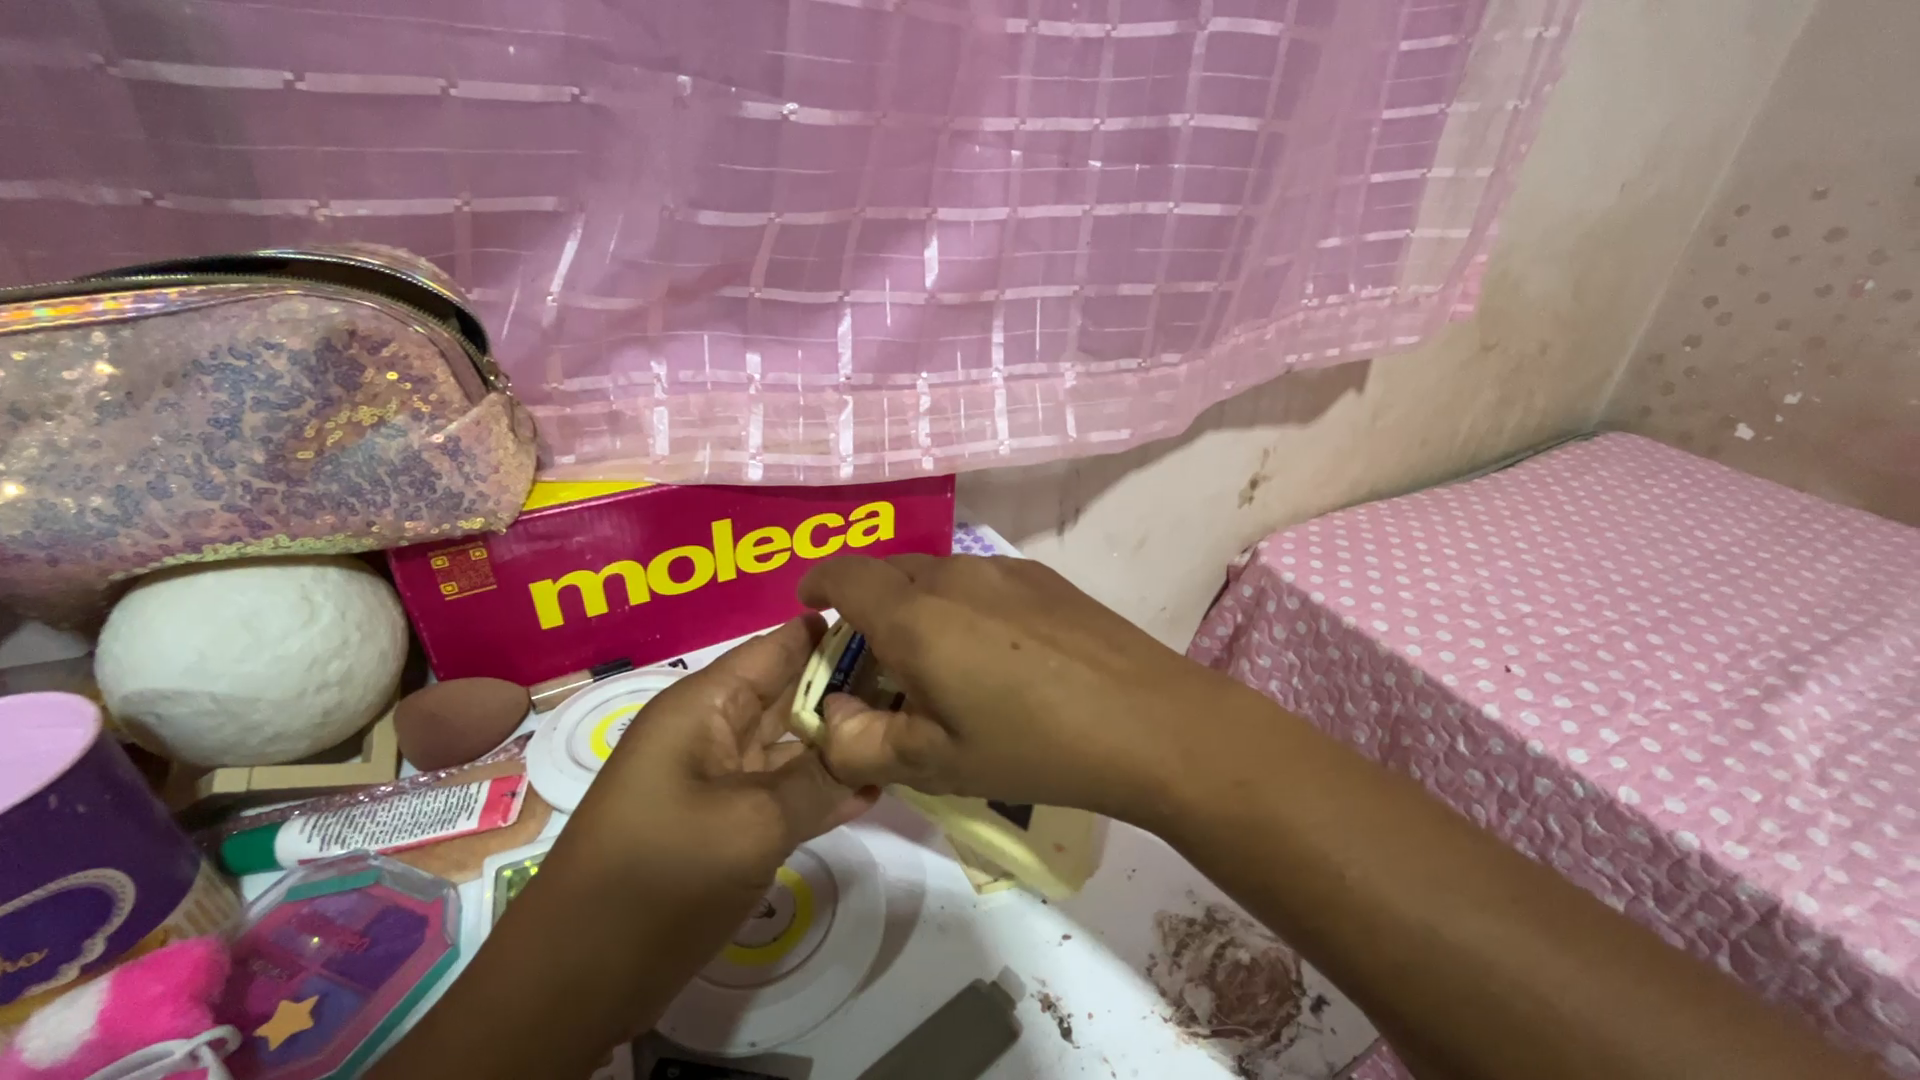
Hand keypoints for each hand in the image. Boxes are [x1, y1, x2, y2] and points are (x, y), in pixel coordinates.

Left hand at [371, 618, 875, 1079]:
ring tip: (910, 731)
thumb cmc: (662, 878)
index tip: (900, 629)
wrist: (579, 976)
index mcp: (704, 706)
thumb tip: (873, 745)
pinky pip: (782, 791)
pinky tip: (875, 788)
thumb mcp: (753, 822)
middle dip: (849, 688)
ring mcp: (720, 780)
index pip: (778, 647)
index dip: (834, 634)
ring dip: (842, 742)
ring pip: (791, 745)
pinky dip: (822, 788)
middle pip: (790, 692)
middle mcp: (712, 731)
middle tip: (921, 687)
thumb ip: (819, 778)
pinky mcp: (726, 824)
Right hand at [797, 554, 1257, 821]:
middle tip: (875, 665)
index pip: (843, 573)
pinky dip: (960, 606)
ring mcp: (1006, 570)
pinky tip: (996, 657)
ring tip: (939, 667)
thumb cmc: (1034, 748)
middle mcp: (955, 575)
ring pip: (935, 575)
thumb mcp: (935, 765)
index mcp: (916, 615)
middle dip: (865, 607)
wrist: (1152, 724)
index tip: (810, 612)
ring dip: (916, 607)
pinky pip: (979, 581)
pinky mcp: (1046, 578)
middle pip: (887, 571)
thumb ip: (861, 743)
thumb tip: (832, 718)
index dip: (816, 586)